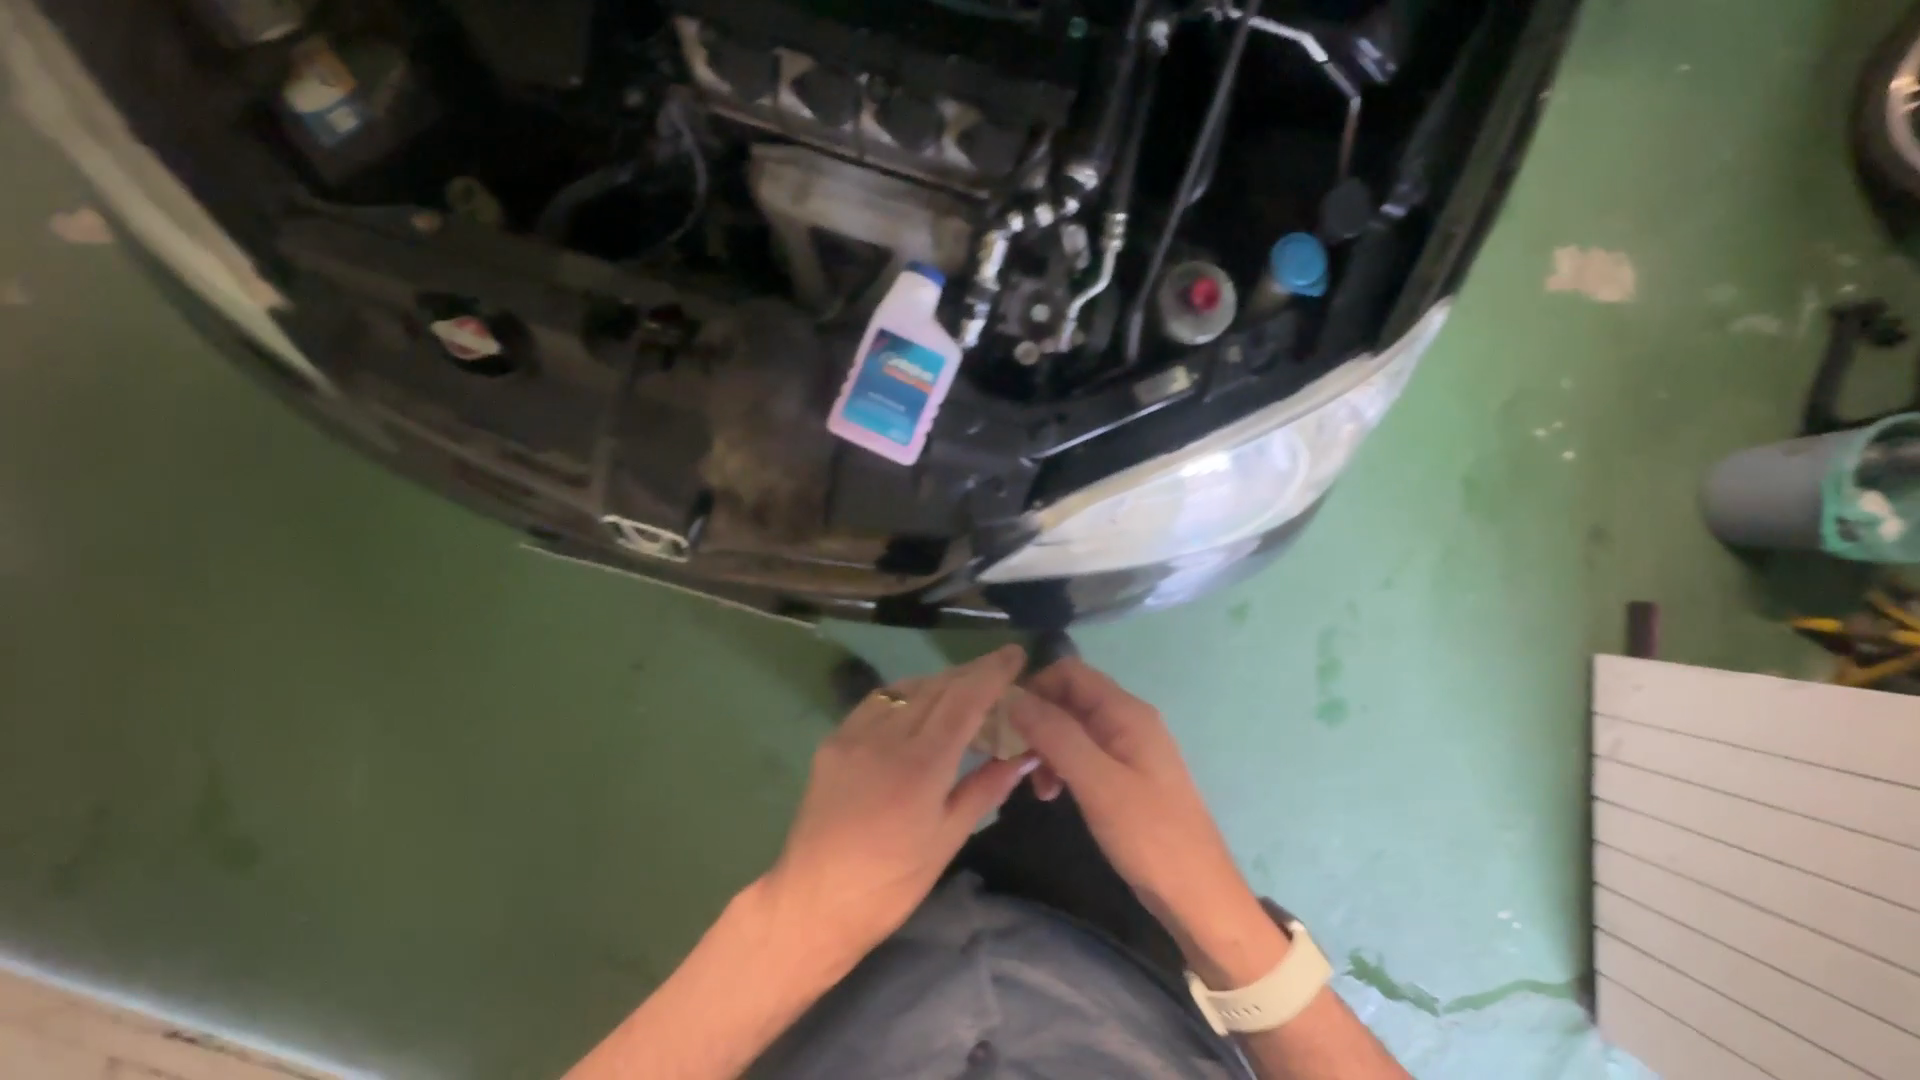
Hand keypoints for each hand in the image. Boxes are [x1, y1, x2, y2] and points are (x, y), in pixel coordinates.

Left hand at [761, 645, 1038, 969]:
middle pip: (936, 687)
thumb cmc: (891, 885)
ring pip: (905, 689)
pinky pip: (877, 703)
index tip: (1016, 654)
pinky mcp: (833, 742)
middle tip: (999, 671)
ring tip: (964, 689)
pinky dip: (906, 696)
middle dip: (971, 674)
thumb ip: (985, 788)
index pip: (963, 700)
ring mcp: (854, 736)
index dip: (992, 673)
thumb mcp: (947, 840)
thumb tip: (1021, 755)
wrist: (814, 902)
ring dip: (939, 683)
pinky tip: (919, 707)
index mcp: (920, 766)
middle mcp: (885, 738)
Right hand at [1009, 659, 1289, 987]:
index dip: (1034, 687)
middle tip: (1012, 758)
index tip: (1004, 720)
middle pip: (1070, 699)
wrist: (1196, 894)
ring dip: (1046, 748)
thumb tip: (1015, 697)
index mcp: (1127, 713)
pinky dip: (1061, 767)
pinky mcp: (1124, 777)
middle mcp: (1128, 721)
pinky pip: (1083, 755)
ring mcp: (1128, 749)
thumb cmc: (1149, 835)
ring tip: (1035, 786)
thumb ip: (1057, 736)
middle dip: (1036, 721)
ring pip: (1072, 729)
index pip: (1071, 672)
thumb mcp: (1098, 783)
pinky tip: (1051, 794)